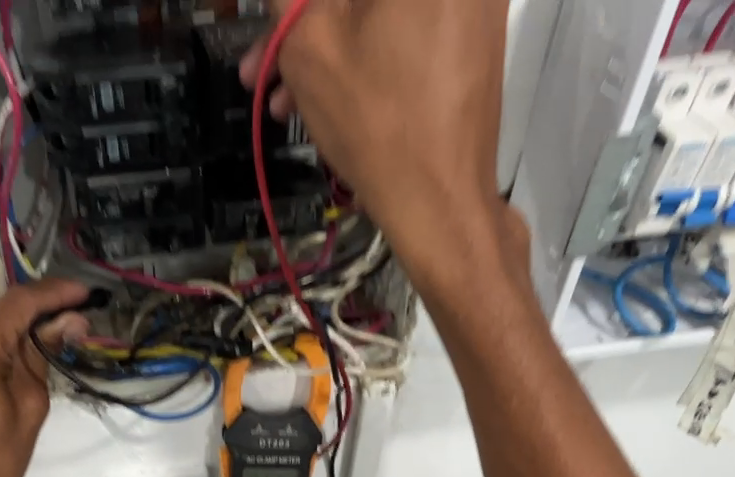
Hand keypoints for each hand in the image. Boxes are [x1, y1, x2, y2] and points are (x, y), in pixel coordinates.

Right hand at [239, 0, 520, 271]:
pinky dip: (364, 59)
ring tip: (284, 98)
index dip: (296, 10)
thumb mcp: (310, 48)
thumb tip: (288, 2)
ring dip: (328, 48)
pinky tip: (327, 95)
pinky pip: (404, 39)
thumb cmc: (375, 123)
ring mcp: (473, 8)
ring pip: (378, 19)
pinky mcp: (473, 44)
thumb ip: (290, 2)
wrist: (439, 199)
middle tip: (261, 67)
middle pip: (356, 1)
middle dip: (305, 28)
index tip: (270, 31)